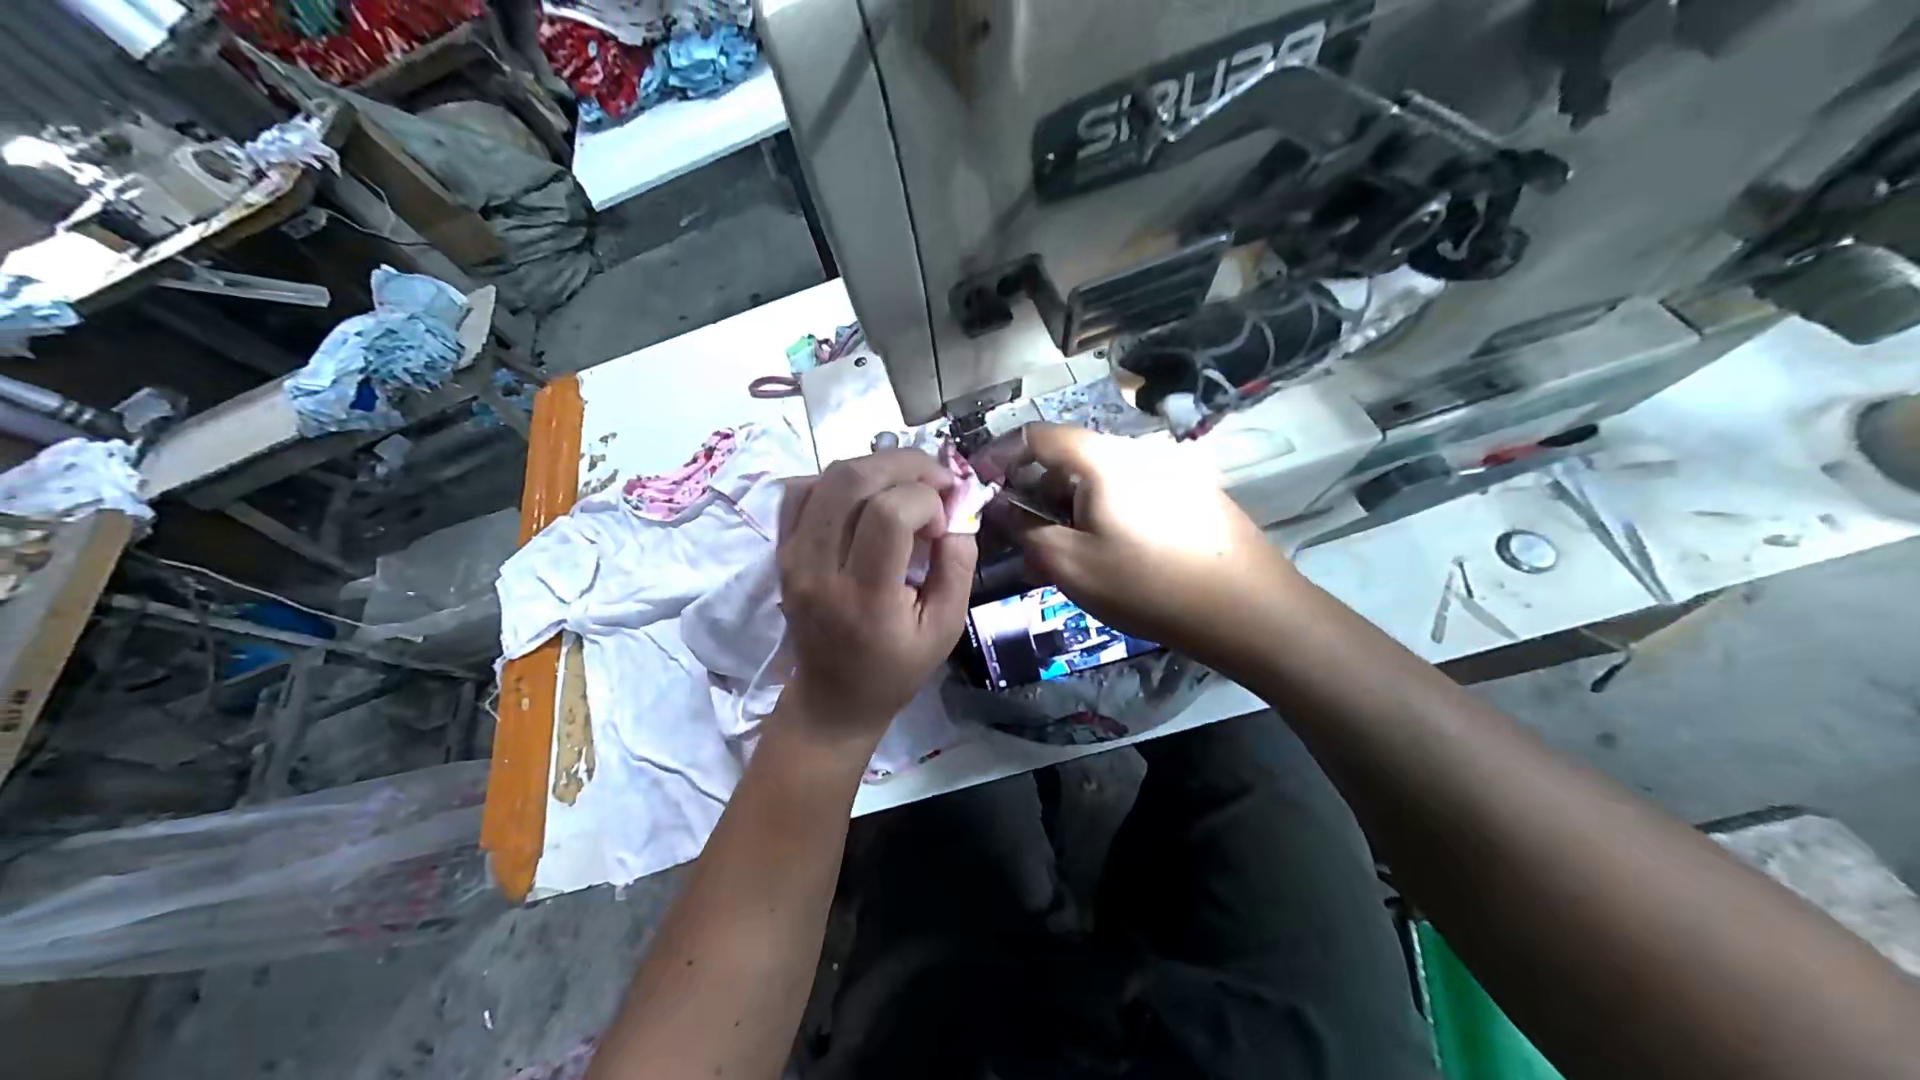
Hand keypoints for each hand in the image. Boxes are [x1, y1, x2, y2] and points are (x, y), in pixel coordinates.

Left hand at [777, 450, 977, 743]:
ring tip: (905, 482)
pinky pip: (800, 490)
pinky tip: (865, 495)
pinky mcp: (782, 550)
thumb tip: (956, 512)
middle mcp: (818, 568)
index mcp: (864, 596)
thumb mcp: (944, 629)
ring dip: (874, 466)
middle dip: (904, 464)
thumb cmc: (895, 669)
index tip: (943, 522)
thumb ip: (957, 567)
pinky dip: (837, 480)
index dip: (926, 500)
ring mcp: (792, 556)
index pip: (889, 514)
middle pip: (852, 480)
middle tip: (935, 478)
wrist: (833, 697)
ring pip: (826, 476)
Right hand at [991, 424, 1303, 666]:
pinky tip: (1110, 551)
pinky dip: (1103, 510)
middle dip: (1035, 489)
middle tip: (1022, 532)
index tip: (979, 485)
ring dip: (1069, 504)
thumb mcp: (1068, 564)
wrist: (1247, 610)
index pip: (1036, 435)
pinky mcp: (1192, 491)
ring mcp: (1171, 467)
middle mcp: (1138, 449)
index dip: (999, 455)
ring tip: (1066, 550)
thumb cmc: (1147, 585)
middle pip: (1069, 456)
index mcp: (1103, 457)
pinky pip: (1130, 490)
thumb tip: (997, 506)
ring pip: (1100, 476)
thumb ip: (1022, 529)